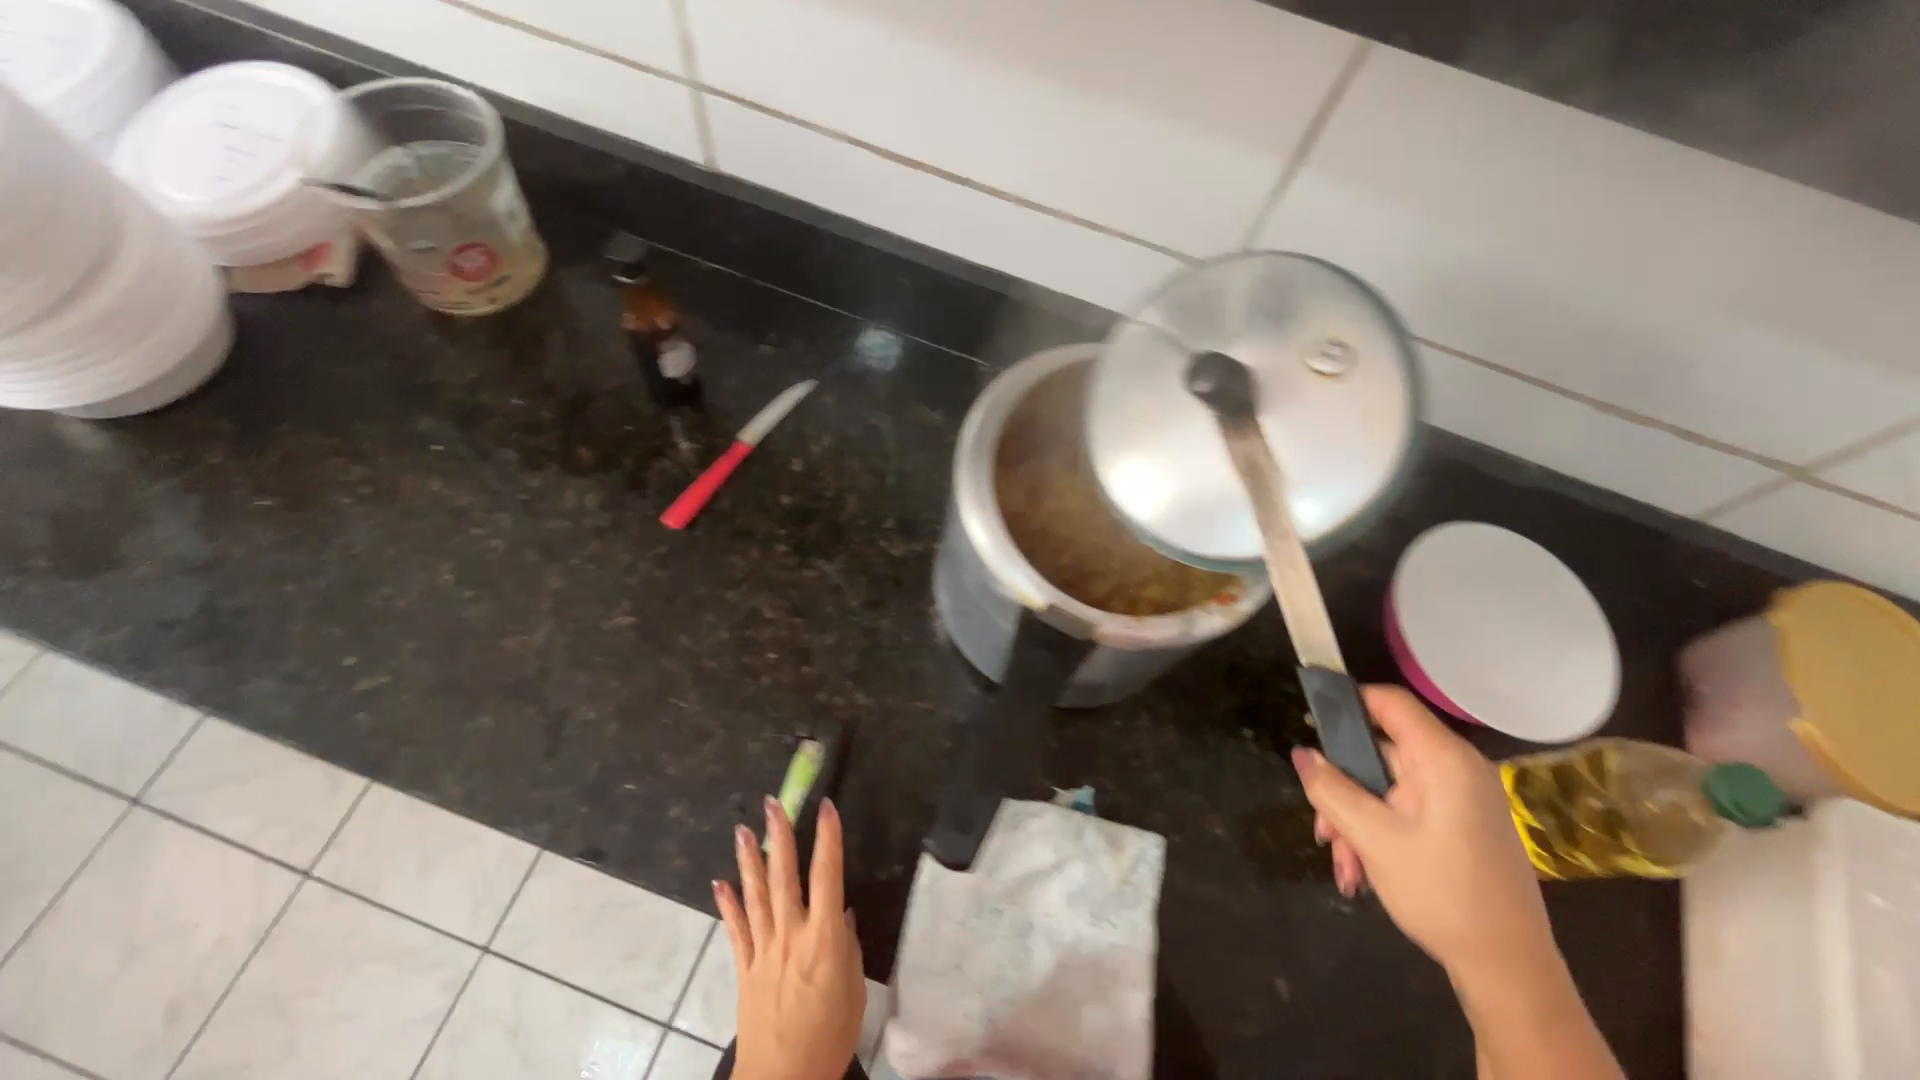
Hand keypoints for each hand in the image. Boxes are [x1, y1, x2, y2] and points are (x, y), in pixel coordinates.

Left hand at [714, 797, 865, 1079]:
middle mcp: (791, 934)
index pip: (828, 876)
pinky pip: (736, 929)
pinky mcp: (745, 968)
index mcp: (824, 938)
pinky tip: (720, 882)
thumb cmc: (831, 1035)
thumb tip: (840, 915)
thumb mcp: (854, 989)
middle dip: (780, 836)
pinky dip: (728, 904)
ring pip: (755, 895)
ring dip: (749, 859)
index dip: (828, 838)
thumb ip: (846, 947)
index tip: (826, 807)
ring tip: (743, 829)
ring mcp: (763, 949)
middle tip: (772, 803)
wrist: (785, 1077)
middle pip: (784, 876)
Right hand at [1292, 686, 1553, 976]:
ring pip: (1388, 789)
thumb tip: (1302, 754)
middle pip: (1381, 754)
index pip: (1389, 702)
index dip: (1347, 703)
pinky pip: (1407, 810)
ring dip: (1357, 822)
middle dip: (1343, 792)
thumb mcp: (1373, 838)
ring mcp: (1462, 798)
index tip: (1308, 723)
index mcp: (1442, 759)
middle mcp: (1456, 768)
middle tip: (1323, 834)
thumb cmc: (1440, 892)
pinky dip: (1381, 833)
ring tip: (1346, 868)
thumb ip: (1331, 789)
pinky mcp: (1463, 824)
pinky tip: (1364, 871)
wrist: (1508, 965)